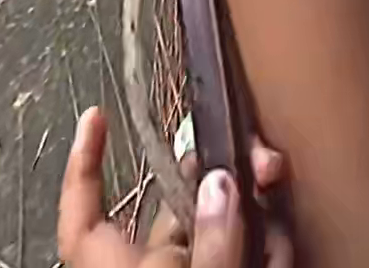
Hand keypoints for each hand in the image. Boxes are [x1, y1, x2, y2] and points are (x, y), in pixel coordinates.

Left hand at [58, 107, 292, 267]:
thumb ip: (211, 244)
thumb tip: (222, 183)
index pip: (86, 216)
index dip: (87, 165)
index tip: (95, 116)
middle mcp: (156, 266)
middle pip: (187, 198)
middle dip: (232, 172)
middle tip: (266, 163)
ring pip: (228, 221)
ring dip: (263, 218)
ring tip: (278, 238)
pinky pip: (251, 248)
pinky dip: (271, 248)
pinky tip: (281, 255)